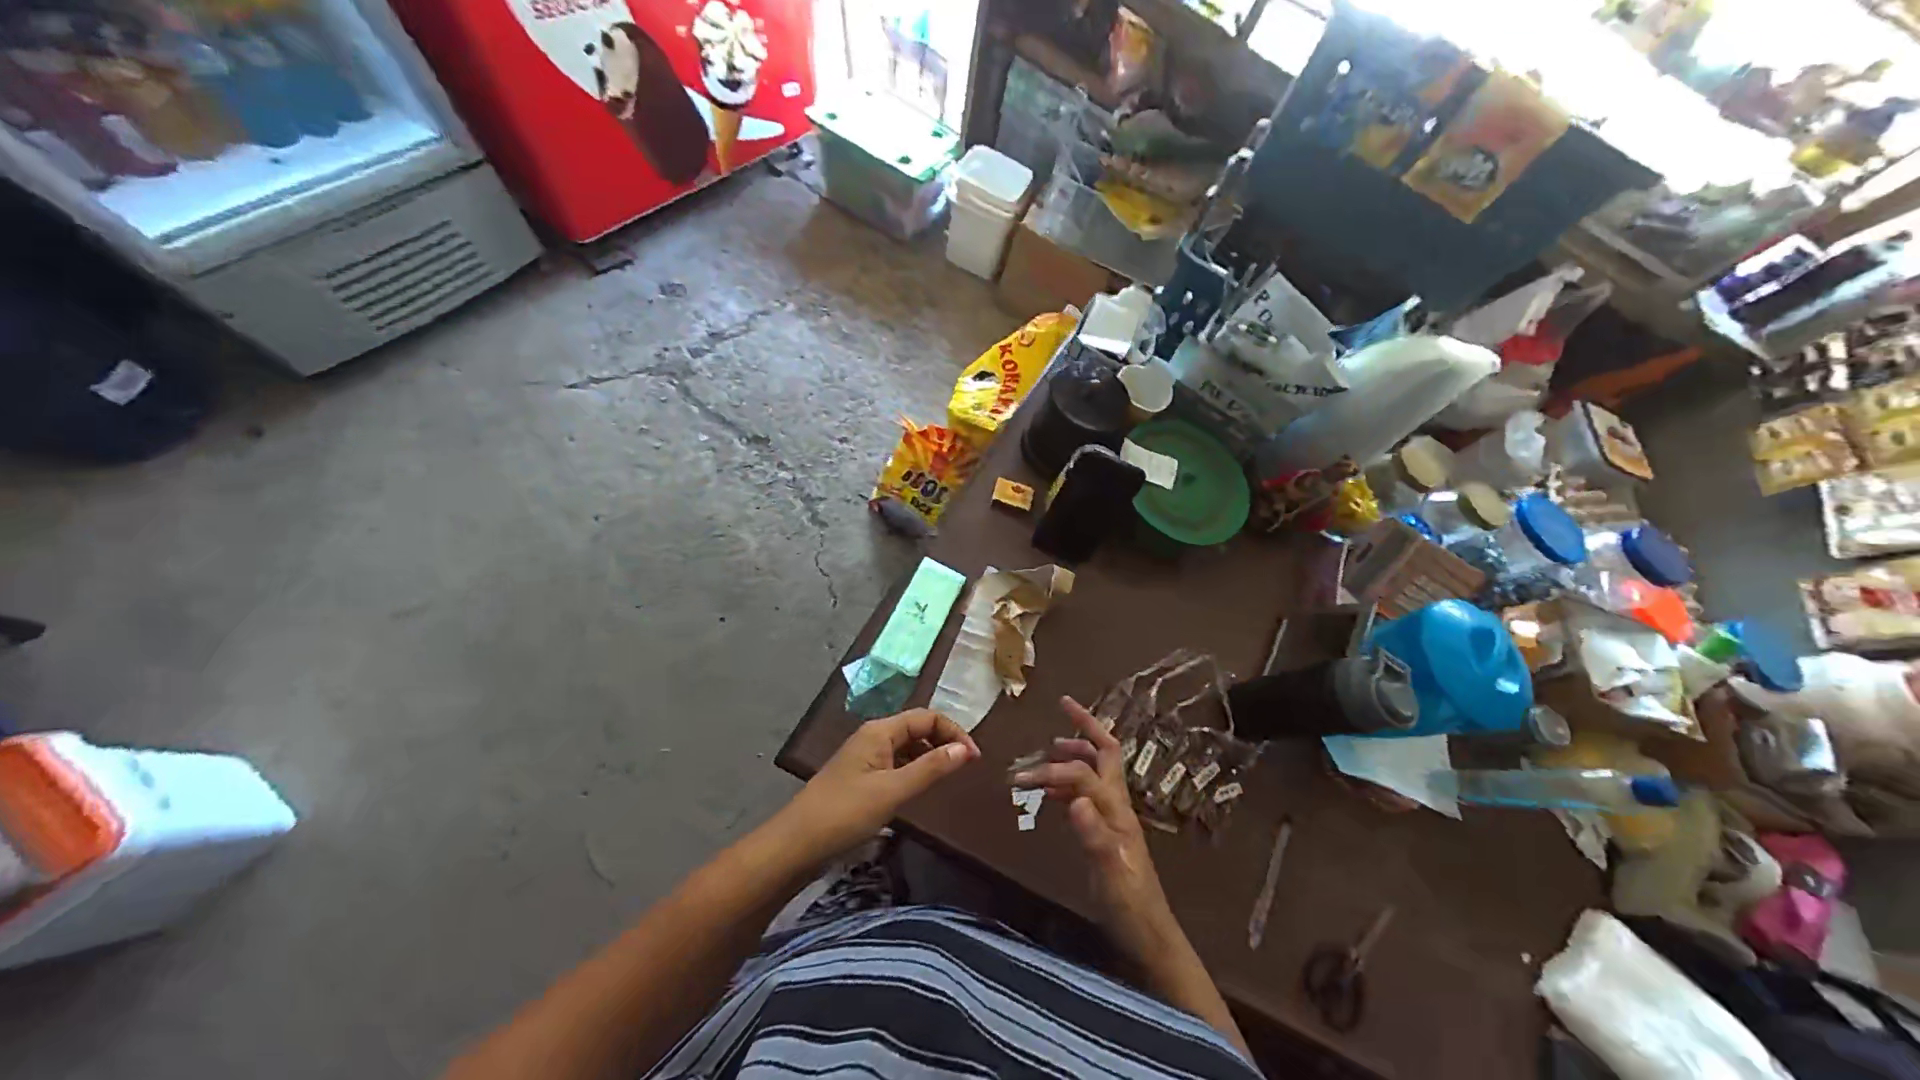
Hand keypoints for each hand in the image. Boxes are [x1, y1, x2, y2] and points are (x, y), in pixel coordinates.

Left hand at [779, 709, 979, 860]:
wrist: (797, 844)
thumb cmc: (846, 813)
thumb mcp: (893, 790)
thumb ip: (931, 768)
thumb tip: (966, 748)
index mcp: (880, 731)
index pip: (926, 717)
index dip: (953, 732)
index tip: (975, 758)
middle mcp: (873, 737)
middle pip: (917, 728)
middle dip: (944, 742)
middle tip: (967, 768)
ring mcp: (865, 758)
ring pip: (907, 748)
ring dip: (930, 757)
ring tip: (950, 779)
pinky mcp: (861, 778)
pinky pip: (896, 765)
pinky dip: (914, 771)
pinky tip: (921, 790)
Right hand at [1011, 697, 1175, 946]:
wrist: (1148, 933)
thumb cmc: (1129, 904)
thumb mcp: (1109, 872)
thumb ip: (1093, 834)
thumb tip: (1074, 799)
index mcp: (1118, 810)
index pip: (1083, 773)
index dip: (1054, 771)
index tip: (1021, 777)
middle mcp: (1117, 805)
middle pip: (1105, 753)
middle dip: (1086, 726)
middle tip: (1063, 708)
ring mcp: (1112, 816)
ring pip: (1096, 770)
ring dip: (1076, 752)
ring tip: (1049, 748)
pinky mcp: (1105, 830)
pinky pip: (1087, 792)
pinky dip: (1069, 781)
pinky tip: (1052, 791)